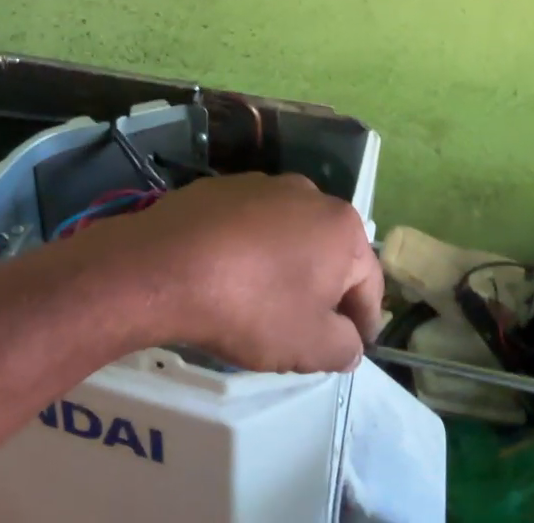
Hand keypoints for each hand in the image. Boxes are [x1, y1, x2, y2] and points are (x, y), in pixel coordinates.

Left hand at [70, 173, 382, 373]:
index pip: (369, 283)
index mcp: (341, 225)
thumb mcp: (311, 346)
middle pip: (327, 253)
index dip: (364, 322)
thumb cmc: (252, 307)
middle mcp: (306, 193)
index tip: (351, 349)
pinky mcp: (217, 188)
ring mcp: (258, 185)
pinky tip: (226, 278)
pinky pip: (246, 227)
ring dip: (282, 269)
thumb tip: (348, 341)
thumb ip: (345, 347)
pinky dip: (246, 252)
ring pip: (286, 237)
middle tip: (304, 332)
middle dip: (321, 292)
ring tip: (260, 306)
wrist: (164, 267)